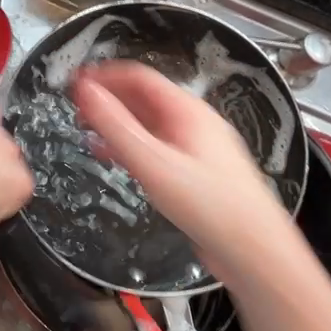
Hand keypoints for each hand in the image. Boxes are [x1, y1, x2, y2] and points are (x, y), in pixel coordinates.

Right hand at [71, 62, 299, 282]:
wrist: (256, 255)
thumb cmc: (208, 205)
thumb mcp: (152, 162)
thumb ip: (114, 125)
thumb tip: (85, 91)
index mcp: (188, 112)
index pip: (139, 77)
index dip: (104, 75)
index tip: (75, 82)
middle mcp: (194, 124)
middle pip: (143, 98)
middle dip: (107, 100)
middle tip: (76, 109)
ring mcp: (196, 148)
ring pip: (148, 125)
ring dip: (116, 124)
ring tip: (87, 132)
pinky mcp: (194, 173)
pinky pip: (156, 148)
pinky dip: (130, 147)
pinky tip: (114, 159)